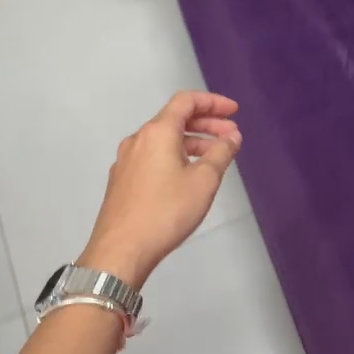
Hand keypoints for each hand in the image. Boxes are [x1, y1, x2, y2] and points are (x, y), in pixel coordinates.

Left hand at [80, 91, 241, 285]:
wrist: (119, 252)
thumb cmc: (166, 211)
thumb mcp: (204, 181)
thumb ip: (221, 153)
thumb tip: (231, 136)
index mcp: (157, 132)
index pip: (186, 101)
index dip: (213, 102)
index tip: (234, 112)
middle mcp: (138, 140)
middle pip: (175, 119)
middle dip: (207, 123)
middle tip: (232, 136)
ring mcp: (126, 161)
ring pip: (164, 140)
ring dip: (192, 142)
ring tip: (216, 157)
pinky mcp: (122, 181)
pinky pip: (154, 156)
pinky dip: (176, 155)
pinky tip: (189, 175)